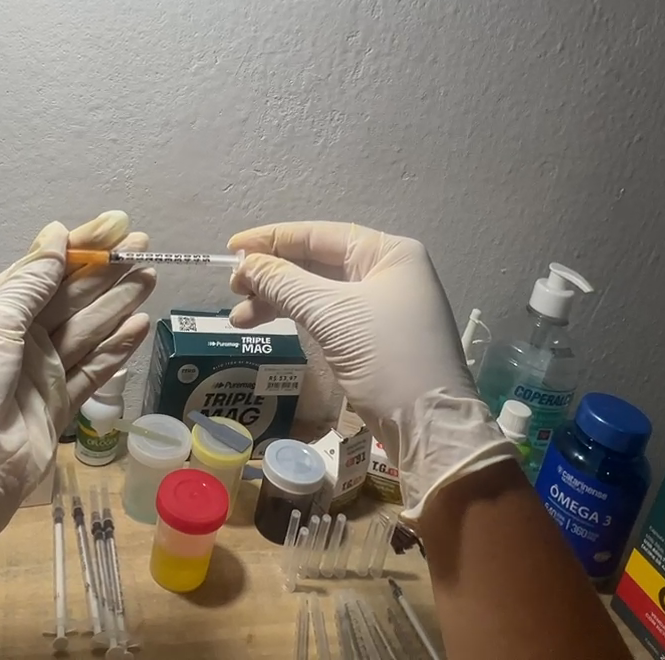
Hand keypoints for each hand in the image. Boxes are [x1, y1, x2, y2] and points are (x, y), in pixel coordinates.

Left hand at [0, 212, 154, 564]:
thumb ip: (30, 282)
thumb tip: (56, 234)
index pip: (42, 270)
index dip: (78, 247)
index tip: (114, 226)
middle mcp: (16, 340)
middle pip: (69, 297)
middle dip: (105, 271)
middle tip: (144, 246)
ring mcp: (39, 375)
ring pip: (87, 330)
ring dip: (118, 303)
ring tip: (150, 276)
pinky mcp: (57, 408)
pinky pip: (93, 371)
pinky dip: (117, 349)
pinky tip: (141, 325)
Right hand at [227, 221, 511, 520]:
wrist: (432, 430)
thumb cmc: (388, 359)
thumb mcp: (332, 316)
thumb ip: (284, 283)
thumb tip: (246, 264)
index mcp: (387, 252)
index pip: (319, 234)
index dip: (272, 239)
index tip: (232, 249)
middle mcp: (386, 271)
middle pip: (316, 261)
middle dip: (272, 274)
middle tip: (233, 288)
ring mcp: (381, 304)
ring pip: (316, 290)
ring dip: (278, 299)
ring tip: (240, 317)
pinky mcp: (373, 335)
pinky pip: (325, 314)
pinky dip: (295, 317)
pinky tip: (267, 324)